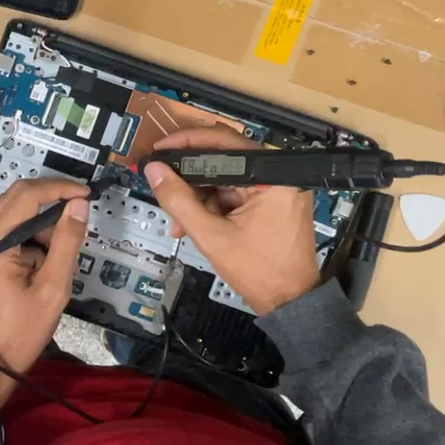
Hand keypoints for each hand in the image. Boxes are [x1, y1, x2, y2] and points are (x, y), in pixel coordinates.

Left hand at [0, 178, 90, 412]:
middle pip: (17, 196)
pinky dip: (29, 234)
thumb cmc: (20, 332)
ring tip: (61, 251)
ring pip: (13, 211)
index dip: (60, 188)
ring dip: (41, 220)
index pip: (27, 195)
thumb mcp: (53, 288)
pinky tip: (45, 259)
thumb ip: (66, 243)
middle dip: (52, 199)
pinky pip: (7, 229)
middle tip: (80, 213)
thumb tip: (78, 206)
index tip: (86, 194)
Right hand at [145, 128, 321, 315]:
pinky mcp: (271, 202)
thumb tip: (154, 171)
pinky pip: (232, 193)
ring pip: (223, 178)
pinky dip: (211, 206)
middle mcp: (279, 176)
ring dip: (197, 196)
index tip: (160, 151)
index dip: (186, 144)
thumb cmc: (260, 271)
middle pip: (222, 161)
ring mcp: (276, 189)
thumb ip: (178, 200)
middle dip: (189, 177)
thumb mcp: (210, 235)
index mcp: (273, 177)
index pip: (224, 143)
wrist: (289, 301)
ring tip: (178, 220)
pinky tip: (194, 223)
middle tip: (162, 184)